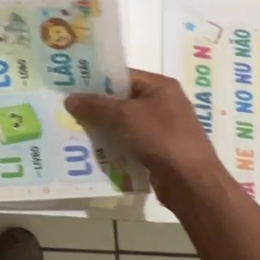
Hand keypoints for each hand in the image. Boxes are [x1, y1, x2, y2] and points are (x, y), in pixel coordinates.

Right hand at [64, 69, 222, 199]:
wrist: (192, 183)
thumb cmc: (162, 138)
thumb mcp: (125, 116)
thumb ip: (96, 105)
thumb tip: (70, 99)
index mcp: (160, 86)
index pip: (122, 75)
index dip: (96, 79)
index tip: (71, 85)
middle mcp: (163, 103)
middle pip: (121, 99)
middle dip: (96, 105)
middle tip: (67, 107)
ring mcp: (161, 128)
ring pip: (123, 122)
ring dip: (102, 126)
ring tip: (74, 127)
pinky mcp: (157, 150)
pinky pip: (129, 140)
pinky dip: (113, 143)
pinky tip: (92, 148)